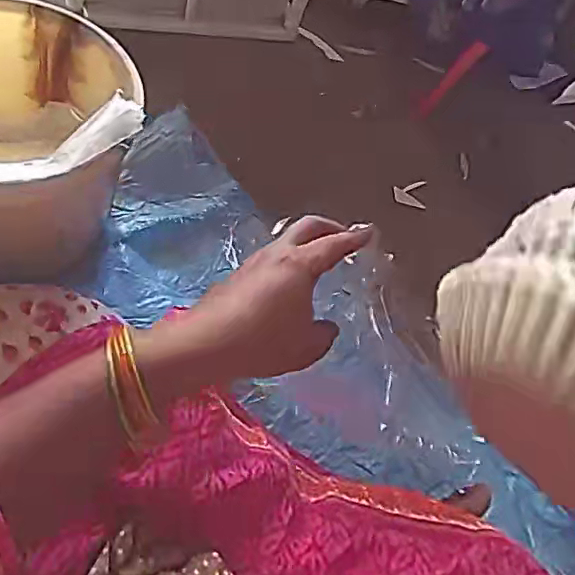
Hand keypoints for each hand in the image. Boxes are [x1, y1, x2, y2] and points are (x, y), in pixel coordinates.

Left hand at [136, 216, 373, 388]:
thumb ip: (323, 335)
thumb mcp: (306, 348)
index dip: (354, 238)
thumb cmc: (263, 343)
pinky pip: (270, 258)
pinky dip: (287, 259)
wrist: (207, 343)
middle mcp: (277, 255)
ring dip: (304, 242)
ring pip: (285, 240)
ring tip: (315, 258)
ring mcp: (254, 262)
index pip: (334, 244)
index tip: (367, 232)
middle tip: (344, 236)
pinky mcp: (238, 275)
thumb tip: (327, 327)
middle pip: (307, 226)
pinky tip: (286, 282)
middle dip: (330, 227)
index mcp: (300, 265)